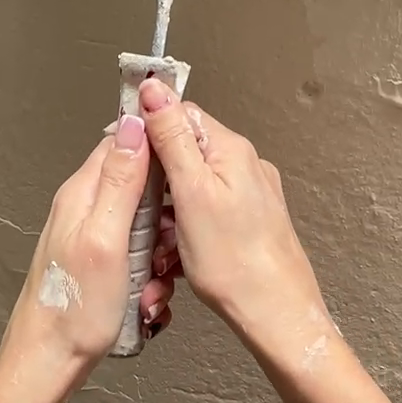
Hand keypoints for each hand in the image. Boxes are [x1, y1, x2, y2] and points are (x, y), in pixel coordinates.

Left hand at [0, 115, 177, 383]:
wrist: (47, 365)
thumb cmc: (72, 311)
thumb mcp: (106, 238)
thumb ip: (120, 181)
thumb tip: (134, 125)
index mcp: (83, 193)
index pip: (123, 141)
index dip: (157, 147)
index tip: (183, 168)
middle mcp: (83, 208)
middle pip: (139, 185)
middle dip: (164, 212)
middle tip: (166, 243)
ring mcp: (91, 237)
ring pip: (143, 224)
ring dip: (158, 250)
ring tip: (154, 278)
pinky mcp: (99, 264)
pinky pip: (137, 254)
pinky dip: (149, 273)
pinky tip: (146, 296)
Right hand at [137, 79, 333, 363]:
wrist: (276, 314)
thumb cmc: (236, 262)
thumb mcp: (191, 192)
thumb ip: (171, 137)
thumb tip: (154, 89)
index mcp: (231, 150)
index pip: (181, 114)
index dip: (148, 130)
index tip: (125, 156)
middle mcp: (245, 165)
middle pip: (184, 152)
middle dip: (157, 180)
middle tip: (142, 212)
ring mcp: (249, 194)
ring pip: (192, 186)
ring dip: (168, 210)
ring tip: (162, 243)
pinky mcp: (247, 221)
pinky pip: (205, 211)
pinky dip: (186, 228)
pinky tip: (179, 255)